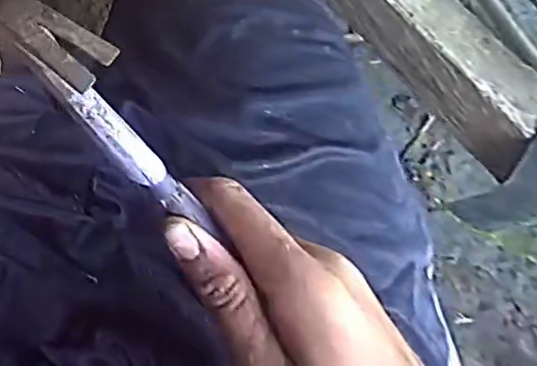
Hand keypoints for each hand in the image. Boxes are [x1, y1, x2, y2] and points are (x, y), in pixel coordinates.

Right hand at [165, 178, 421, 365]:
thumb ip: (225, 294)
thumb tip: (174, 224)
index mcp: (304, 270)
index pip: (227, 195)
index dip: (187, 203)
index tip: (163, 231)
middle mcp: (333, 263)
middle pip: (250, 226)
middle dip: (220, 252)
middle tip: (207, 306)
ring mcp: (359, 288)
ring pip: (276, 254)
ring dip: (249, 276)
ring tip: (248, 332)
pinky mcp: (372, 313)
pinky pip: (306, 279)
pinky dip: (279, 293)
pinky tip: (286, 340)